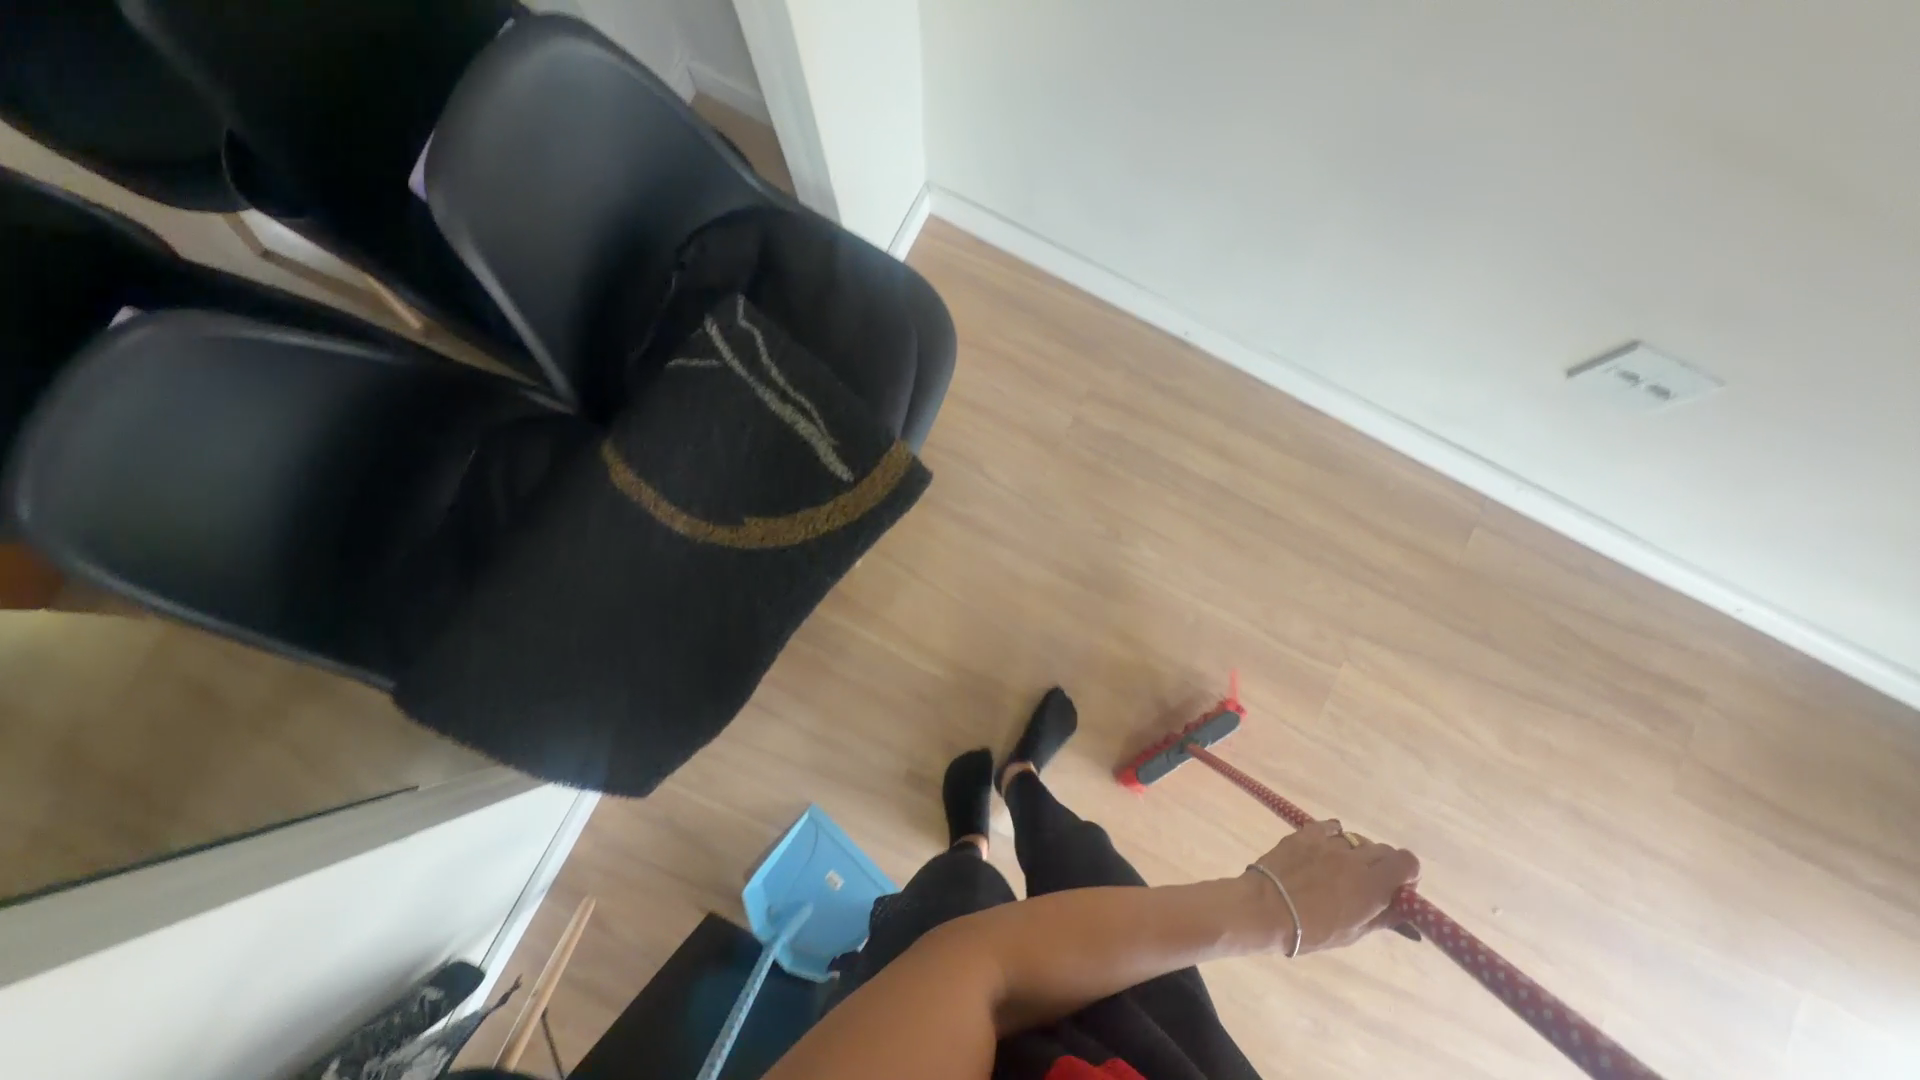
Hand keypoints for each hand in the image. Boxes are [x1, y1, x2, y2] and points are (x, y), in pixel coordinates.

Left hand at [1247, 819, 1419, 955]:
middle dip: (1382, 865)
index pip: (1408, 862)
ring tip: (1340, 869)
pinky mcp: (1306, 833)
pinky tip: (1325, 849)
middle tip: (1368, 881)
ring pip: (1356, 840)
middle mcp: (1355, 859)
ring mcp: (1329, 843)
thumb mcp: (1352, 933)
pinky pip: (1330, 827)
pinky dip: (1333, 836)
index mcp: (1372, 885)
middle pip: (1383, 850)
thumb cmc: (1310, 930)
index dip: (1407, 873)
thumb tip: (1407, 914)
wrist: (1265, 909)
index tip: (1397, 886)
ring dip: (1356, 853)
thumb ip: (1382, 918)